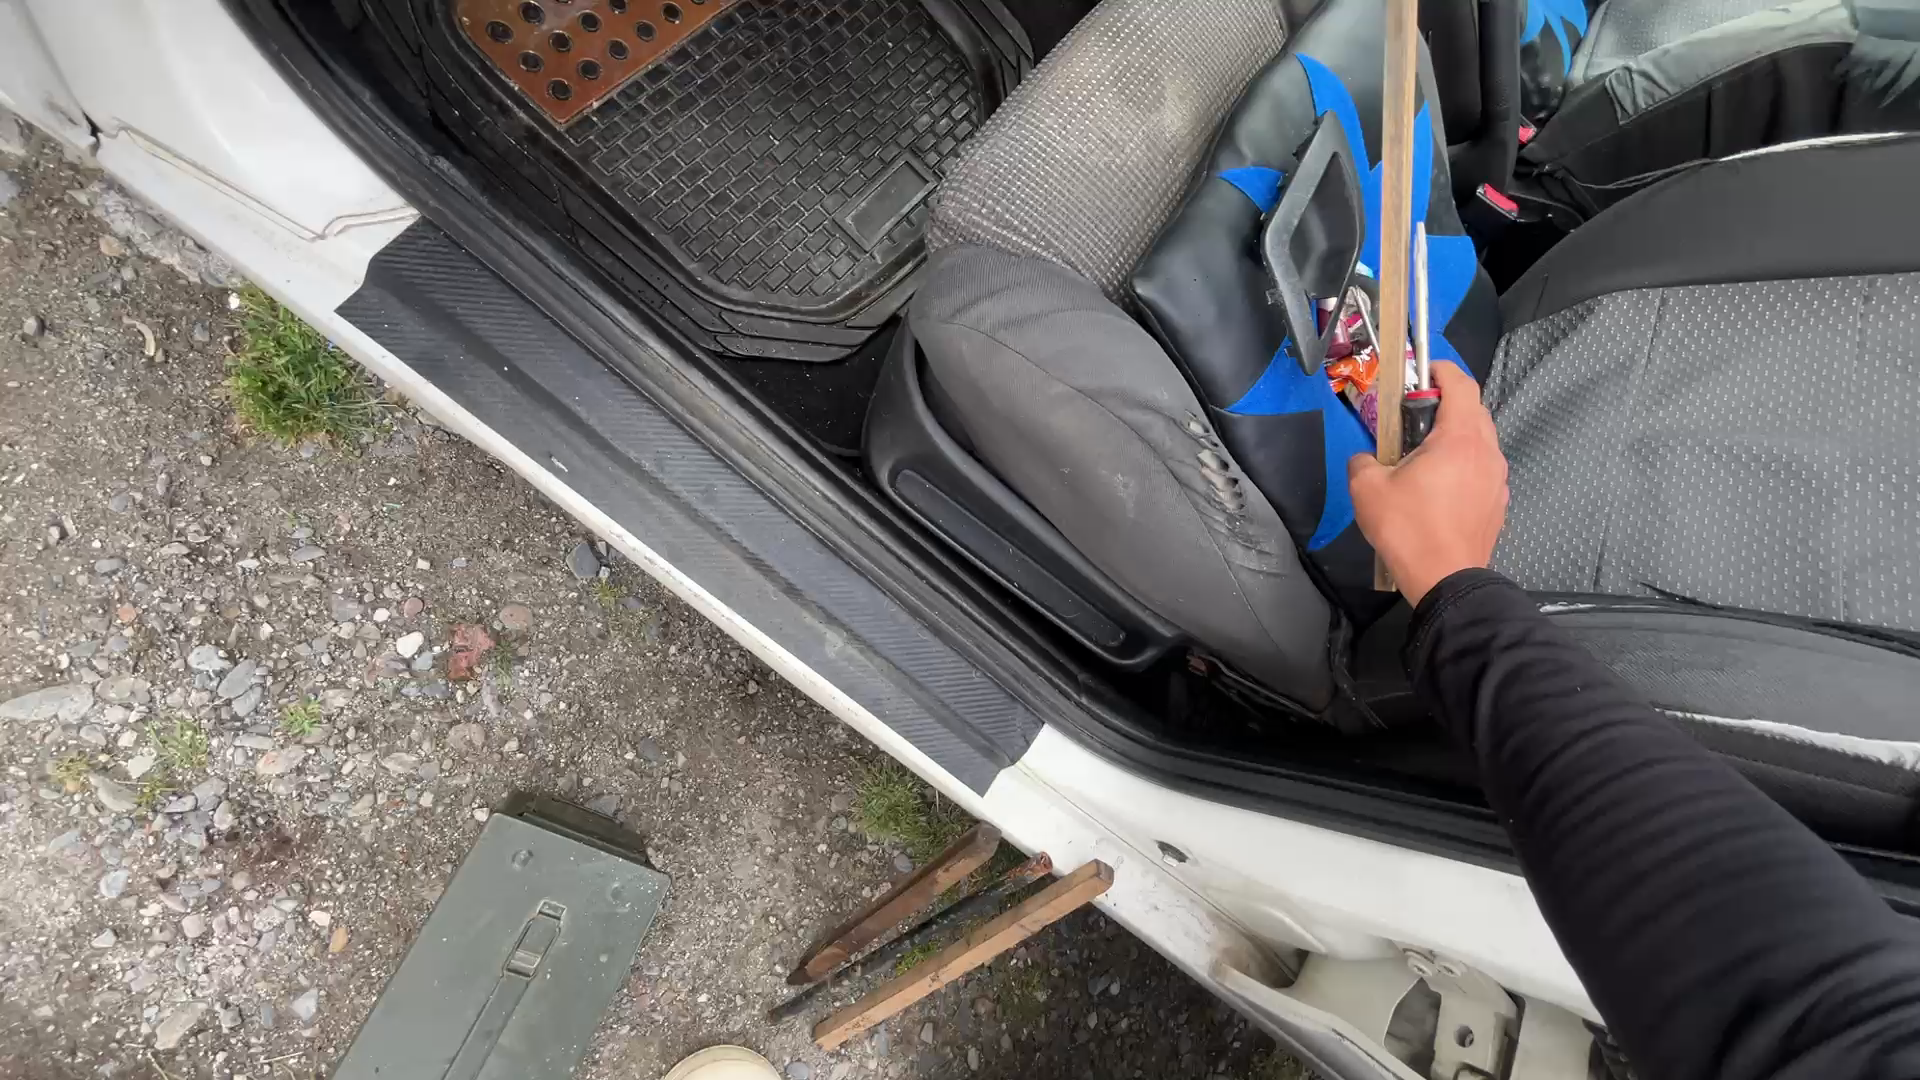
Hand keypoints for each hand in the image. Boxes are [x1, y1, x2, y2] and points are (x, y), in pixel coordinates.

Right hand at [1349, 362, 1509, 605]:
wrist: (1445, 577)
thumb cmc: (1406, 526)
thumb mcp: (1366, 488)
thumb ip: (1363, 461)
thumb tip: (1367, 459)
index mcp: (1458, 439)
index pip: (1461, 386)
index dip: (1442, 372)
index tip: (1421, 371)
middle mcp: (1486, 451)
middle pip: (1473, 411)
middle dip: (1446, 404)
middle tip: (1413, 416)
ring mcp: (1497, 477)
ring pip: (1479, 441)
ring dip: (1454, 436)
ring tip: (1422, 454)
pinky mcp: (1497, 501)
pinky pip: (1481, 468)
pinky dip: (1461, 464)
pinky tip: (1437, 486)